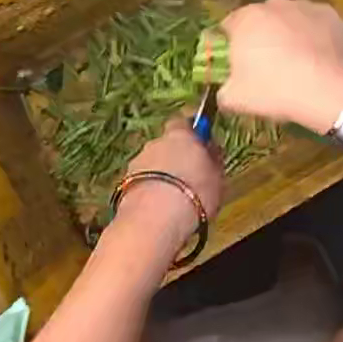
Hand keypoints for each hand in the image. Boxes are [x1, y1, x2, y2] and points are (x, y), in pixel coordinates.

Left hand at [115, 118, 223, 251]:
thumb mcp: (218, 177)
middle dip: (175, 157)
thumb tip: (211, 149)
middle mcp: (155, 143)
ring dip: (161, 176)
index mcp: (179, 135)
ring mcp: (137, 162)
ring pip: (152, 164)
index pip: (184, 122)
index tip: (201, 144)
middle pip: (166, 144)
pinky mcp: (124, 183)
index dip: (192, 132)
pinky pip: (141, 182)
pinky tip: (160, 209)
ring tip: (176, 199)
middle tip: (190, 178)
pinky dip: (149, 190)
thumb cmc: (195, 193)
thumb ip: (213, 158)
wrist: (155, 219)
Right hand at [217, 0, 342, 130]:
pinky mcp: (332, 15)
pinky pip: (316, 25)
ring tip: (299, 63)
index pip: (229, 25)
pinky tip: (320, 60)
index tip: (238, 63)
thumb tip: (223, 93)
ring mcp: (306, 6)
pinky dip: (315, 37)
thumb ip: (223, 92)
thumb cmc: (275, 90)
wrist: (331, 90)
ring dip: (290, 35)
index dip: (232, 44)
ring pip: (290, 19)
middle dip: (262, 36)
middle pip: (261, 19)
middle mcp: (274, 4)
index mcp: (245, 19)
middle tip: (268, 65)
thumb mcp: (235, 99)